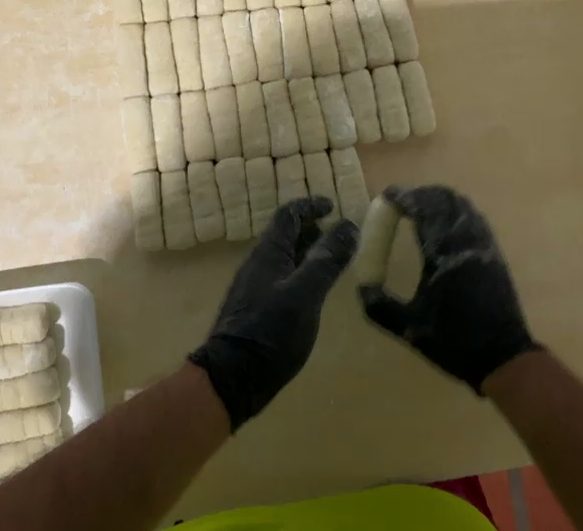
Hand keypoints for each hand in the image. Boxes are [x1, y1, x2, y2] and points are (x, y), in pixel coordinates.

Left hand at [187, 197, 358, 429]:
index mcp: (267, 253)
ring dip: (307, 252)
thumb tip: (349, 225)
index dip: (310, 206)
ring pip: (284, 258)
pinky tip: (313, 292)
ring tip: (332, 261)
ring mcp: (255, 287)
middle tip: (338, 236)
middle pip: (285, 235)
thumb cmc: (270, 331)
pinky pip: (282, 278)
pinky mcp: (256, 308)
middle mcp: (258, 263)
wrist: (232, 377)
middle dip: (311, 229)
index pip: (288, 215)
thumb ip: (326, 260)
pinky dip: (301, 274)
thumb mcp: (306, 294)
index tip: (332, 206)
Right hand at [359, 185, 536, 394]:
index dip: (403, 198)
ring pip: (462, 206)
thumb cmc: (453, 341)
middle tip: (401, 203)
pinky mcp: (495, 253)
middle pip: (444, 199)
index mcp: (442, 254)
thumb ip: (380, 306)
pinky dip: (456, 212)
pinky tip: (445, 226)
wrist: (503, 357)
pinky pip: (474, 218)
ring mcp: (484, 245)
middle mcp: (465, 241)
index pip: (422, 209)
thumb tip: (361, 287)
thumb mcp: (409, 328)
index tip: (387, 197)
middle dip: (421, 195)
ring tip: (420, 210)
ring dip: (440, 201)